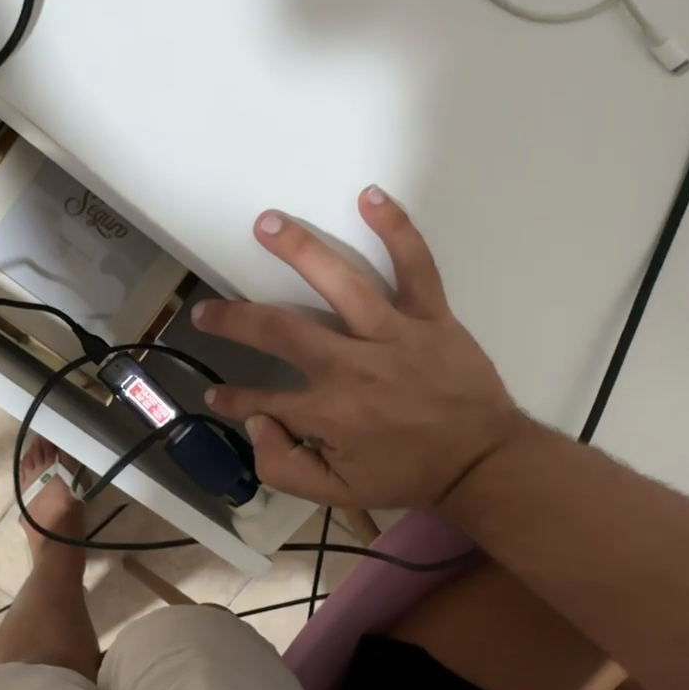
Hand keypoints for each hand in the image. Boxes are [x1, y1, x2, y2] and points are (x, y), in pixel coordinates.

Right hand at [192, 186, 531, 509]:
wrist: (484, 462)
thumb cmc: (406, 474)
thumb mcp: (338, 493)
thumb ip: (284, 467)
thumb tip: (255, 425)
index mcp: (330, 411)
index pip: (263, 399)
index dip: (232, 399)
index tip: (215, 395)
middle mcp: (354, 366)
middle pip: (282, 330)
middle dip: (235, 320)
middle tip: (204, 311)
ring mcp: (394, 334)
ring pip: (342, 283)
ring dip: (299, 249)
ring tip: (266, 224)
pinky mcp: (430, 316)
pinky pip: (415, 265)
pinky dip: (396, 229)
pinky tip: (370, 196)